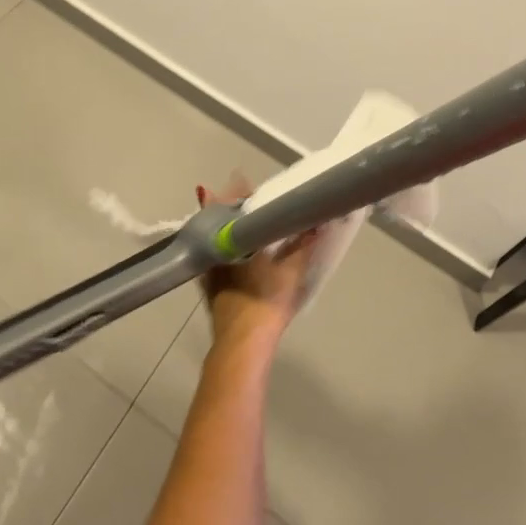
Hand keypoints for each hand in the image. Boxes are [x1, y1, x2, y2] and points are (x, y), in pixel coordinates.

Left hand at [196, 180, 324, 347]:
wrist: (243, 341)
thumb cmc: (266, 299)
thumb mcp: (293, 269)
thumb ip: (305, 242)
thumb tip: (319, 221)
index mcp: (232, 233)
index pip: (233, 199)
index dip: (242, 189)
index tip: (252, 183)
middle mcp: (213, 243)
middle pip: (220, 215)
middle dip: (234, 206)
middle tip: (251, 201)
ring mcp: (207, 266)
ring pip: (214, 235)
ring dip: (227, 227)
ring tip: (246, 225)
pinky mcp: (206, 284)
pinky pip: (213, 254)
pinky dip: (224, 247)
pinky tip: (237, 254)